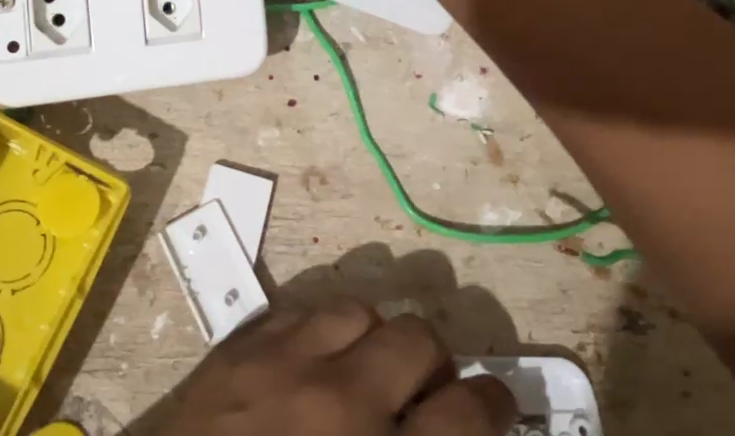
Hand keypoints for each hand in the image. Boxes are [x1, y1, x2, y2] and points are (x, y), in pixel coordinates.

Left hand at [154, 298, 515, 435]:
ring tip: (363, 370)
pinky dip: (320, 332)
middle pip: (420, 341)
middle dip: (433, 367)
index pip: (468, 413)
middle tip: (421, 394)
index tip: (491, 404)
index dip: (493, 404)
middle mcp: (340, 402)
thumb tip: (440, 429)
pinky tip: (312, 360)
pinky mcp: (241, 347)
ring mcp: (284, 364)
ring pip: (360, 311)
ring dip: (374, 341)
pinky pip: (302, 311)